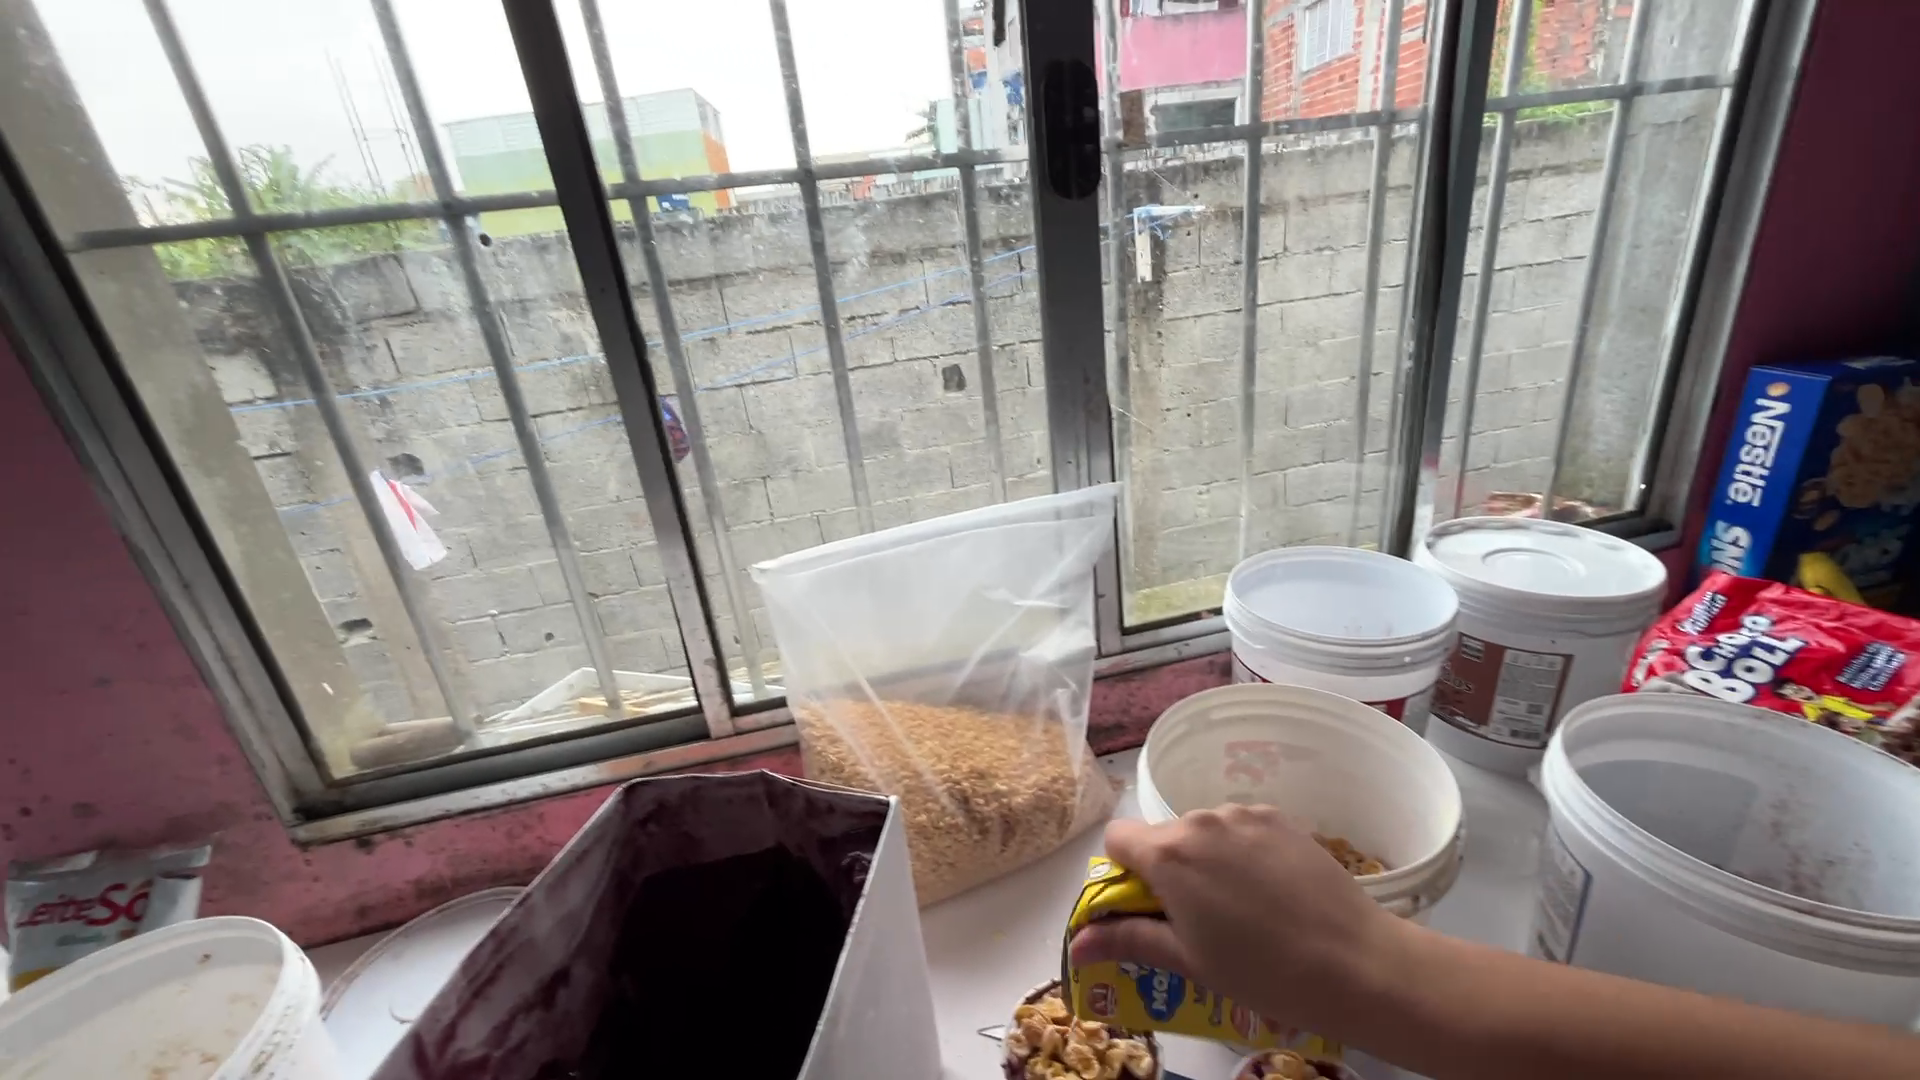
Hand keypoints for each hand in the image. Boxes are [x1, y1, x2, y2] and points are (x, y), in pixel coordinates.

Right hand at [1068, 805, 1407, 1037]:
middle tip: (1203, 916)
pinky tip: (1271, 887)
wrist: (1356, 963)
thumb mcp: (1188, 962)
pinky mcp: (1277, 815)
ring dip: (1208, 858)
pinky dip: (1243, 849)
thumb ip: (1127, 941)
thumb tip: (1076, 945)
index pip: (1117, 838)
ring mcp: (1241, 813)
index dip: (1124, 871)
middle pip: (1163, 836)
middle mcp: (1198, 820)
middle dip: (1170, 869)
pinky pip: (1240, 826)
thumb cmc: (1262, 972)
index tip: (1149, 904)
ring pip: (1203, 831)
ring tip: (1246, 904)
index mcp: (1168, 854)